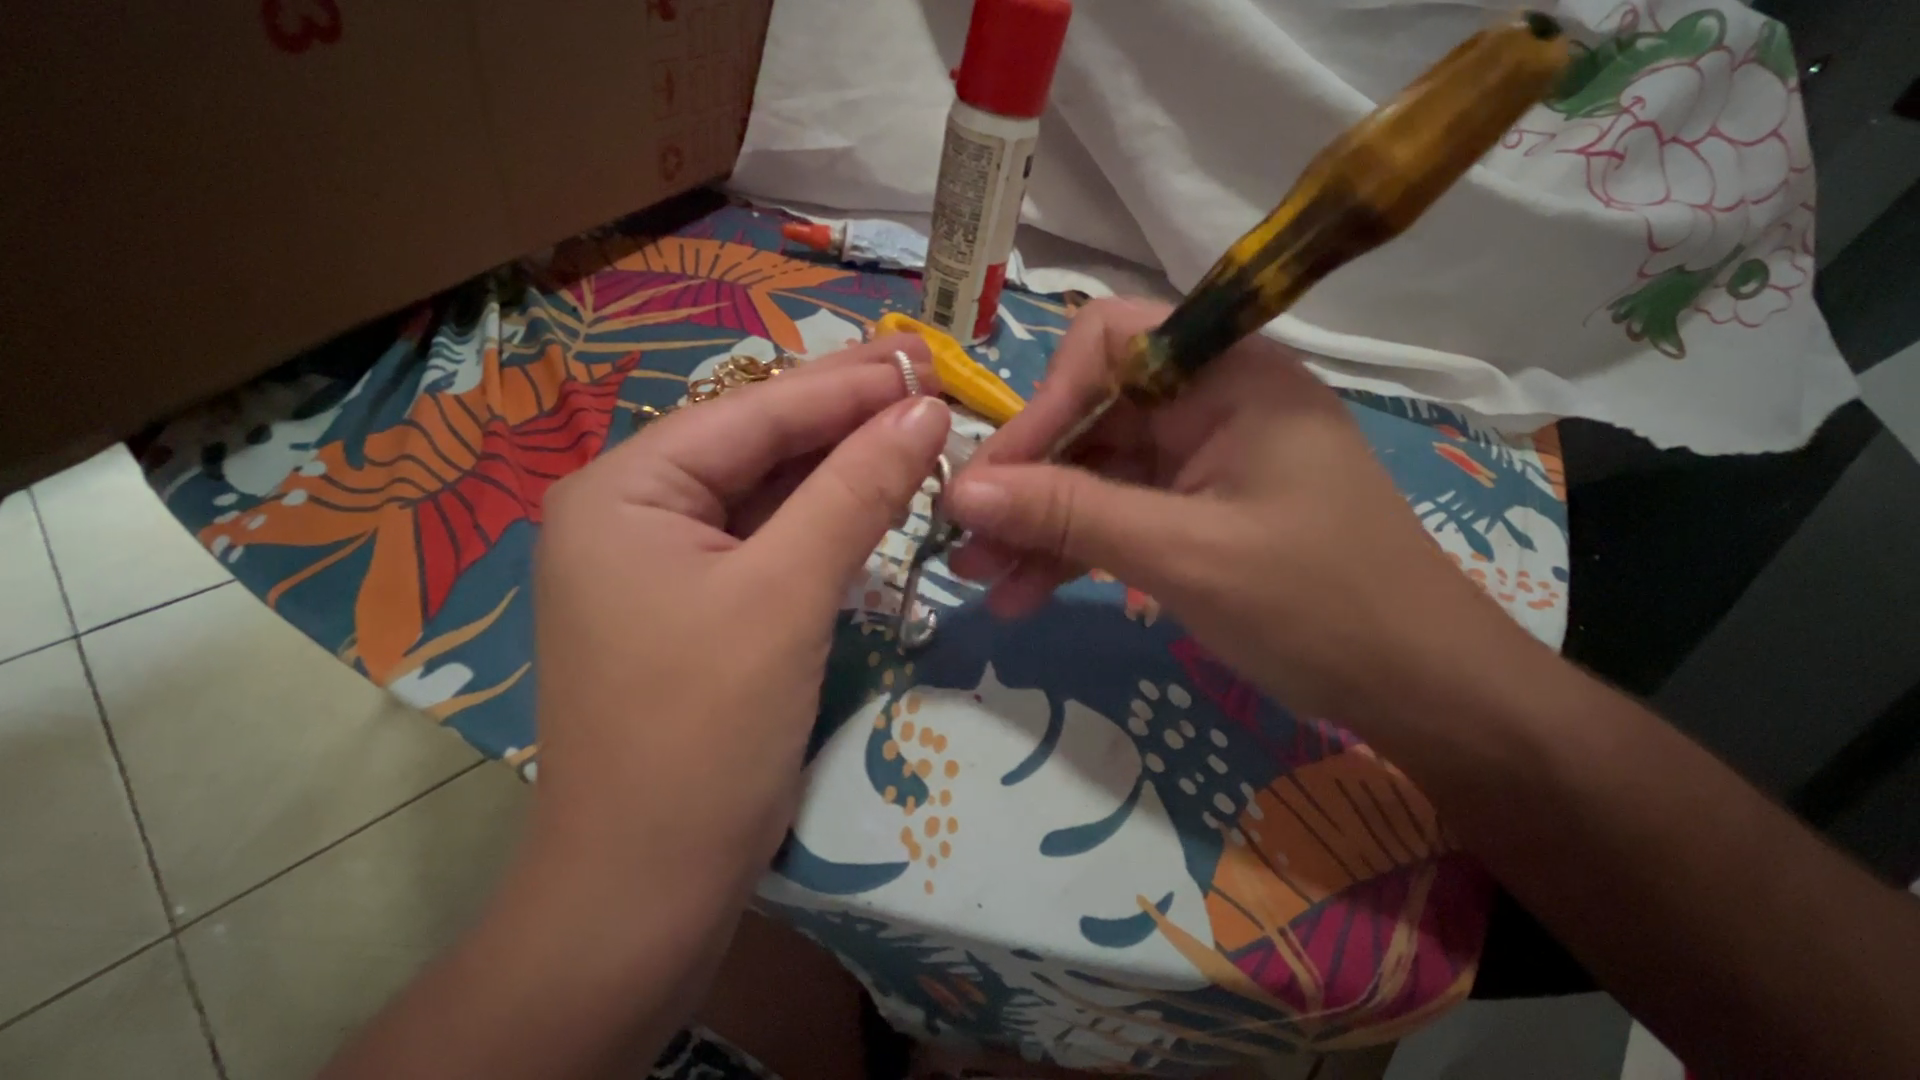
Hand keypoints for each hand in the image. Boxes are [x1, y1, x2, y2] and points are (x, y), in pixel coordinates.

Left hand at [529, 336, 948, 903]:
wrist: (644, 891)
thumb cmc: (703, 734)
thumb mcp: (786, 596)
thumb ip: (855, 491)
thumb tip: (925, 409)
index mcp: (624, 490)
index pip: (753, 412)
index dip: (847, 384)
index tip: (930, 359)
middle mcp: (631, 514)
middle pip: (756, 448)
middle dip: (845, 420)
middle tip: (934, 380)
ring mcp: (659, 567)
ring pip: (766, 498)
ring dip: (841, 471)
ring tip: (920, 429)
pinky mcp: (693, 612)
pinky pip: (765, 548)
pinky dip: (823, 527)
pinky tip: (877, 499)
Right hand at [945, 298, 1521, 721]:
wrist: (1424, 689)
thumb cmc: (1318, 605)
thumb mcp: (1182, 556)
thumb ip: (1070, 515)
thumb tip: (962, 492)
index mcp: (1230, 374)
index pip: (1105, 345)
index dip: (1040, 406)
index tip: (993, 482)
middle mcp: (1216, 401)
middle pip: (1093, 416)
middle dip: (1027, 483)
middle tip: (965, 546)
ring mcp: (1209, 459)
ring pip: (1099, 472)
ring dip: (1041, 525)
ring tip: (985, 584)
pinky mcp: (1205, 510)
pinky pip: (1124, 513)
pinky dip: (1079, 549)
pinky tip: (1029, 595)